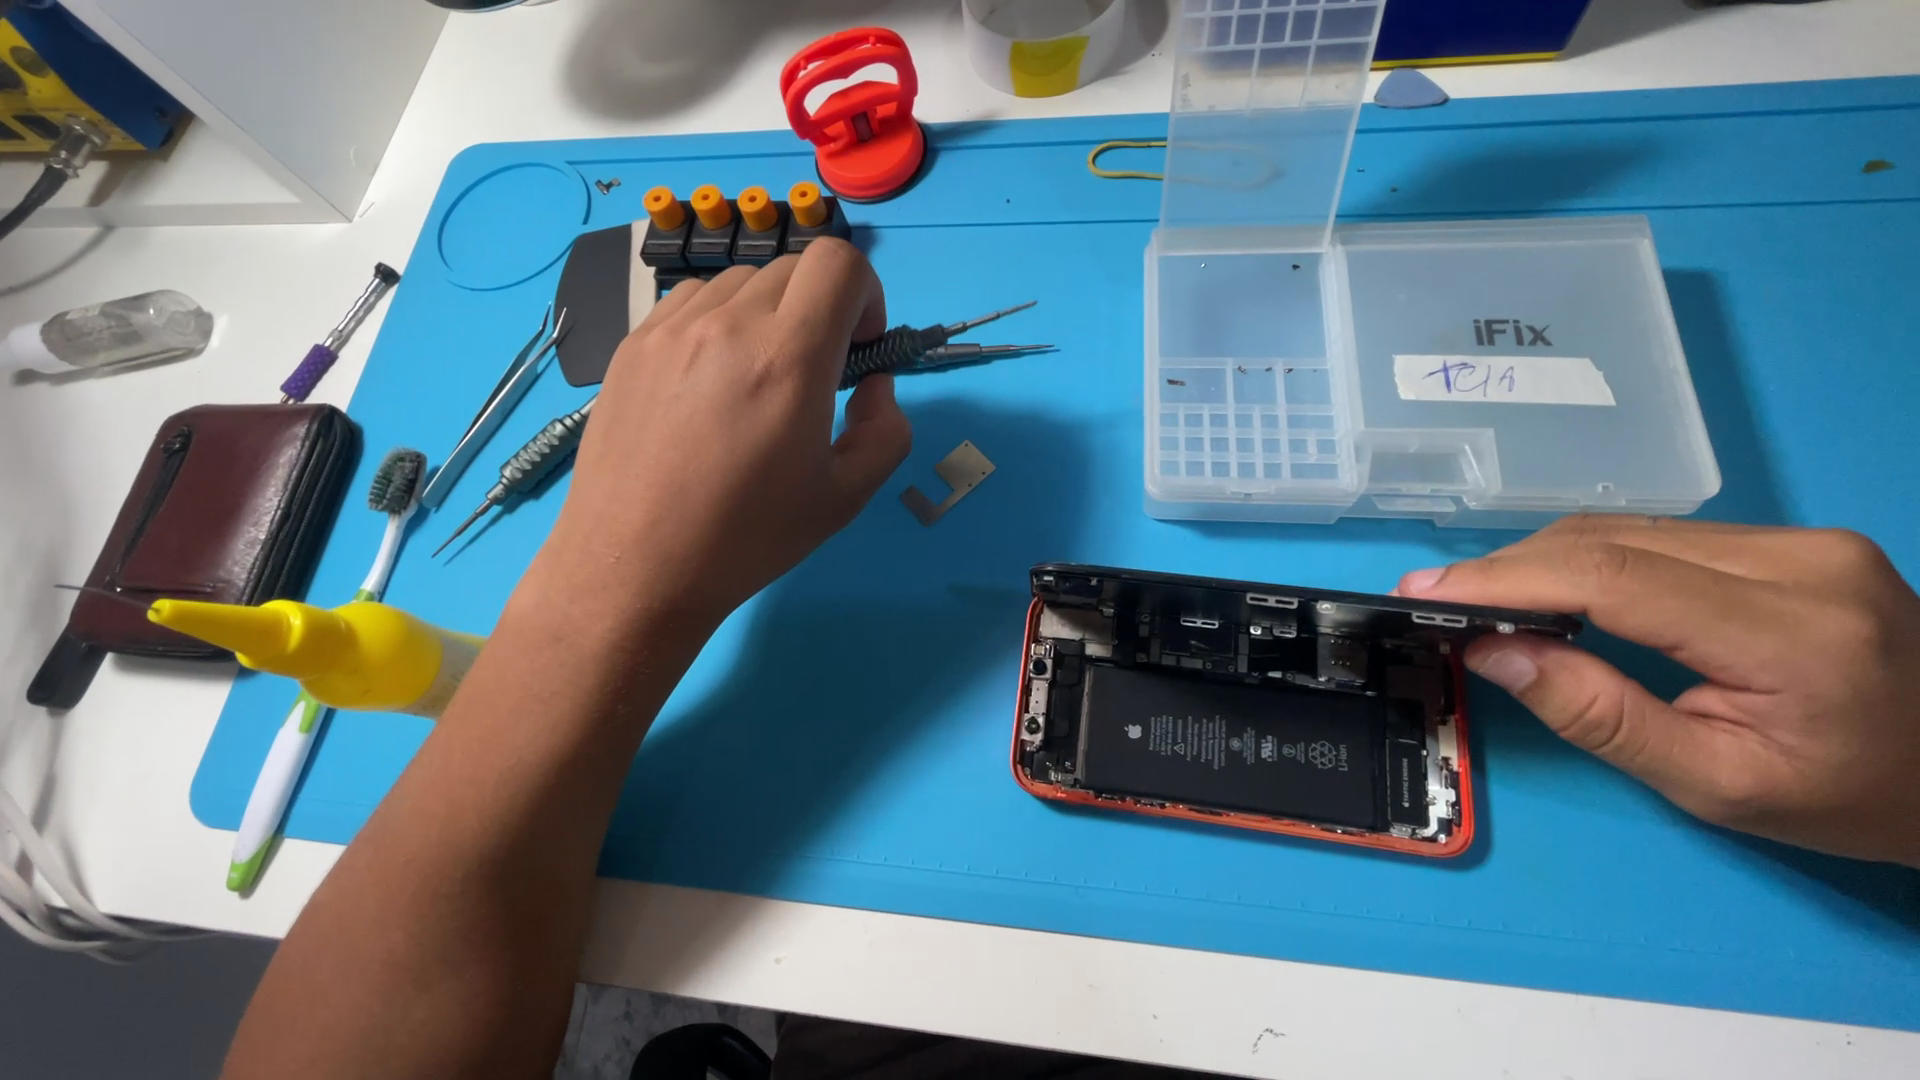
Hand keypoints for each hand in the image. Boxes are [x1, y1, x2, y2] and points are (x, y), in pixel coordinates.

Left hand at [542, 240, 910, 626]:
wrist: (637, 568)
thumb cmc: (748, 538)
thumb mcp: (845, 497)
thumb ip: (885, 430)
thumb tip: (874, 385)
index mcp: (788, 360)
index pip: (840, 263)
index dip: (867, 296)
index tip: (858, 348)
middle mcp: (728, 325)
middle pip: (795, 267)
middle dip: (823, 307)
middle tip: (815, 372)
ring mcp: (670, 329)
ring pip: (741, 280)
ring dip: (770, 312)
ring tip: (757, 377)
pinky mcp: (632, 344)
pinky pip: (691, 301)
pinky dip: (720, 321)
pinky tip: (710, 380)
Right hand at [1395, 516, 1919, 866]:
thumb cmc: (1850, 798)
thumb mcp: (1717, 784)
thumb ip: (1597, 716)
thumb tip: (1489, 652)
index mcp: (1790, 631)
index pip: (1610, 577)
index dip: (1502, 580)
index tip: (1422, 592)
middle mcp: (1797, 559)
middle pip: (1604, 541)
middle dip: (1503, 570)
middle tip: (1432, 600)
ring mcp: (1796, 540)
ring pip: (1618, 528)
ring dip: (1533, 562)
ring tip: (1477, 599)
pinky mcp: (1784, 539)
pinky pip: (1648, 534)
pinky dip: (1576, 559)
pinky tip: (1544, 588)